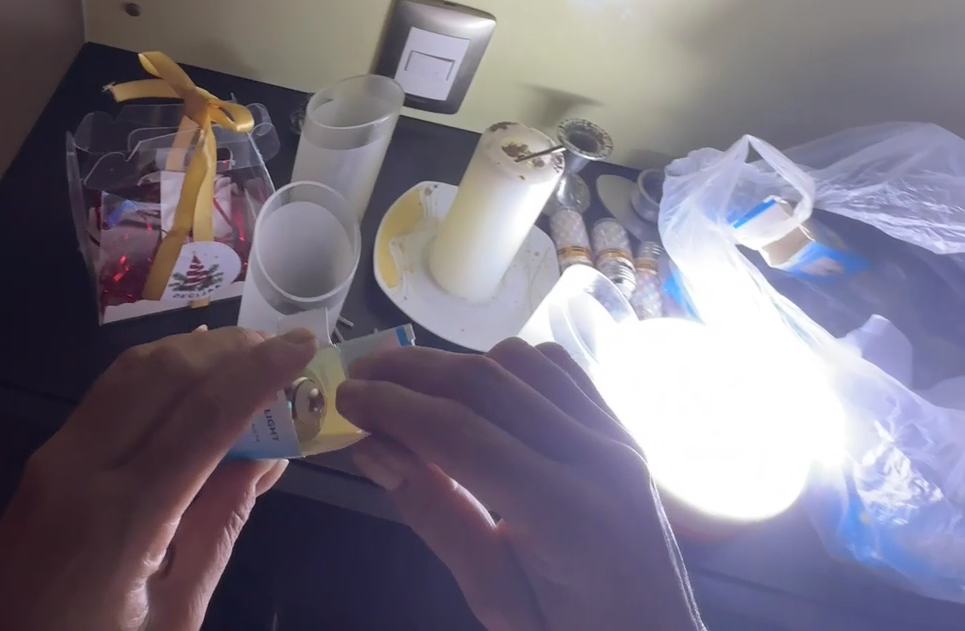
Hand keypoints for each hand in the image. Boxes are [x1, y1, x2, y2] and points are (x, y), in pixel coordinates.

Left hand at [0, 325, 318, 629]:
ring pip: (133, 369)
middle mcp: (80, 466)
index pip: (204, 415)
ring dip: (195, 349)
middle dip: (230, 347)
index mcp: (119, 519)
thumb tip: (266, 456)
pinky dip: (159, 367)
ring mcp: (54, 455)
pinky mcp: (45, 456)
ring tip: (247, 351)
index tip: (304, 344)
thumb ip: (219, 529)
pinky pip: (111, 391)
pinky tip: (191, 365)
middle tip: (281, 345)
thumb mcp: (171, 622)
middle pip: (165, 372)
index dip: (260, 372)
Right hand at [338, 339, 703, 630]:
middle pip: (486, 383)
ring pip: (518, 362)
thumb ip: (435, 514)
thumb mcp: (496, 601)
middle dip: (410, 371)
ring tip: (407, 384)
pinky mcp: (620, 426)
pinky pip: (555, 366)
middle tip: (359, 376)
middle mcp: (599, 458)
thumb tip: (369, 446)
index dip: (394, 408)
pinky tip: (476, 390)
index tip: (344, 398)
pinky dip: (504, 363)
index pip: (461, 434)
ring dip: (453, 363)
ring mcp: (616, 435)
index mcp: (569, 517)